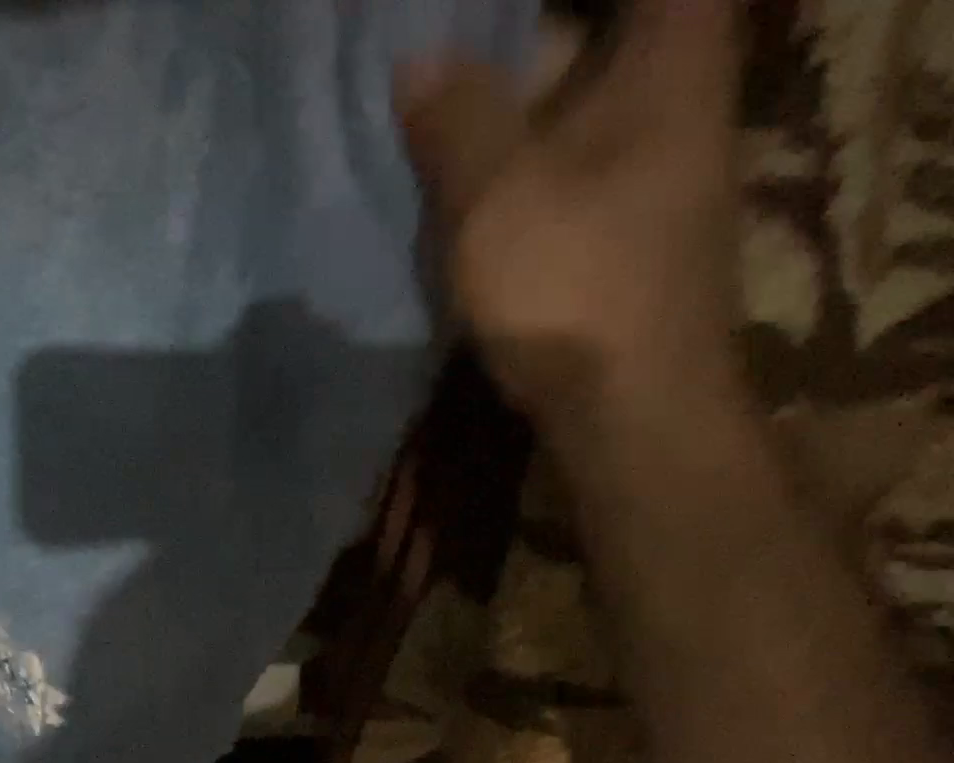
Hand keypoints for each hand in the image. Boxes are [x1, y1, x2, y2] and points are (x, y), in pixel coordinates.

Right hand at [399, 0, 741, 415]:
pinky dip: (500, 156)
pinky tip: (441, 171)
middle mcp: (667, 106)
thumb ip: (457, 119)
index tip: (483, 12)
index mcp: (666, 72)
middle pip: (597, 35)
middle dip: (512, 41)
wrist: (625, 404)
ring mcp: (639, 169)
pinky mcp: (606, 223)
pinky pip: (549, 161)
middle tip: (427, 48)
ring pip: (563, 104)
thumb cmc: (572, 282)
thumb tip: (417, 60)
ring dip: (494, 102)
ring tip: (414, 99)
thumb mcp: (499, 192)